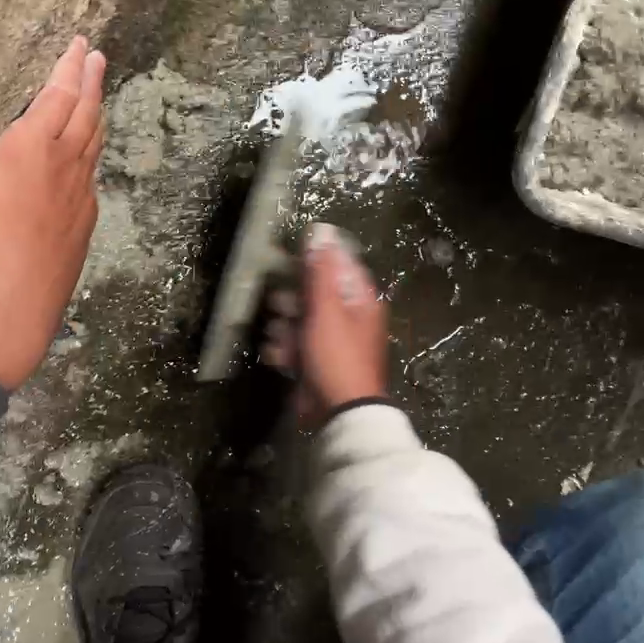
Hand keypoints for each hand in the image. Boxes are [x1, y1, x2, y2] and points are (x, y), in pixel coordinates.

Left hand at [0, 37, 106, 390]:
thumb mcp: (36, 293)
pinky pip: (53, 100)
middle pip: (91, 136)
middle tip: (100, 73)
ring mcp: (58, 166)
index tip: (86, 137)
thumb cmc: (7, 316)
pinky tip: (73, 53)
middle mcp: (78, 190)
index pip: (84, 177)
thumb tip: (34, 268)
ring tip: (90, 56)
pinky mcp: (29, 147)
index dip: (86, 151)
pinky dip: (65, 75)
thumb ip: (36, 269)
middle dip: (96, 103)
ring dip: (84, 82)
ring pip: (79, 112)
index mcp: (75, 226)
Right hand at [263, 224, 388, 426]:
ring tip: (287, 344)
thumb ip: (321, 271)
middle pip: (310, 291)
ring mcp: (329, 338)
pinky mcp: (313, 358)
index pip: (336, 264)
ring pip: (295, 317)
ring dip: (284, 330)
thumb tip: (321, 231)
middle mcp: (347, 315)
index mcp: (359, 299)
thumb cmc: (336, 357)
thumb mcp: (326, 310)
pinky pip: (291, 342)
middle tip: (287, 311)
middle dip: (291, 303)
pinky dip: (284, 350)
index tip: (292, 266)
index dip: (313, 262)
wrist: (339, 412)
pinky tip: (285, 360)